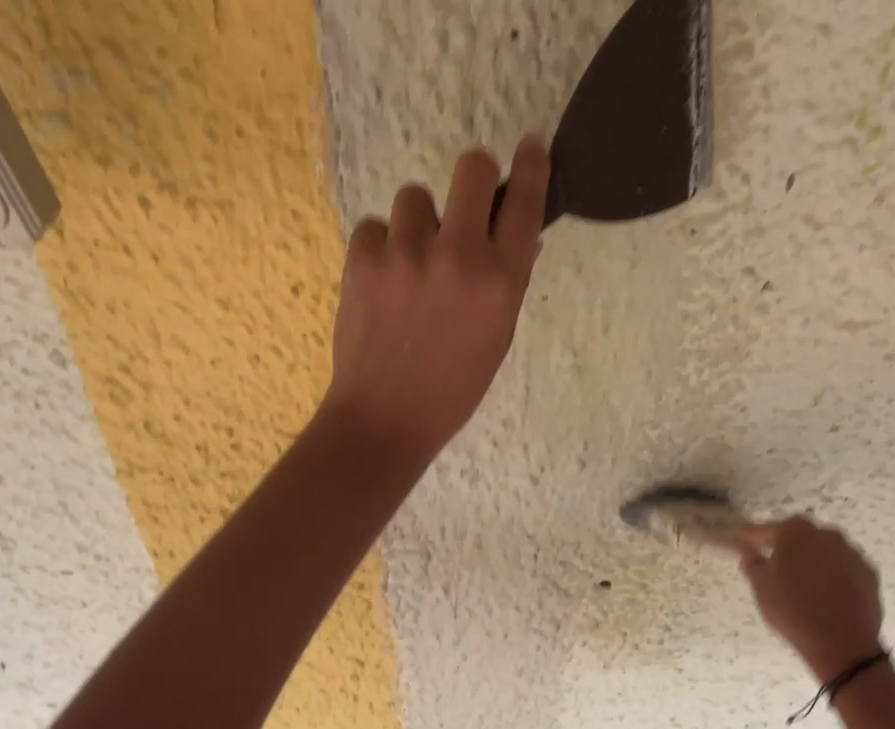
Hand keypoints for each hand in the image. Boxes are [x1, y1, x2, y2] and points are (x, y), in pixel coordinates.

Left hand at [324, 136, 551, 454]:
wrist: (387, 416)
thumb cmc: (454, 386)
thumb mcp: (497, 336)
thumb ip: (507, 281)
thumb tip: (517, 237)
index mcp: (501, 281)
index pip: (525, 203)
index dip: (532, 166)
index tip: (530, 146)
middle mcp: (459, 255)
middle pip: (471, 167)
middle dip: (473, 177)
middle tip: (464, 205)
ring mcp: (407, 252)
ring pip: (414, 197)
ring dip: (417, 223)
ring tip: (410, 267)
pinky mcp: (362, 257)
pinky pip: (374, 225)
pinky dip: (380, 247)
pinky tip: (382, 283)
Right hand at [738, 518, 884, 680]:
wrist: (841, 641)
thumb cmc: (792, 609)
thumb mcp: (761, 587)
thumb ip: (752, 563)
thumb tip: (748, 551)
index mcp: (796, 532)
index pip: (768, 530)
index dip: (753, 537)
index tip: (741, 541)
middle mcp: (827, 534)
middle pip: (801, 537)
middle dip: (788, 549)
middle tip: (775, 567)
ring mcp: (852, 553)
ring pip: (825, 553)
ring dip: (813, 563)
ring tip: (803, 587)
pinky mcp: (869, 574)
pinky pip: (844, 571)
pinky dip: (834, 578)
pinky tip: (826, 597)